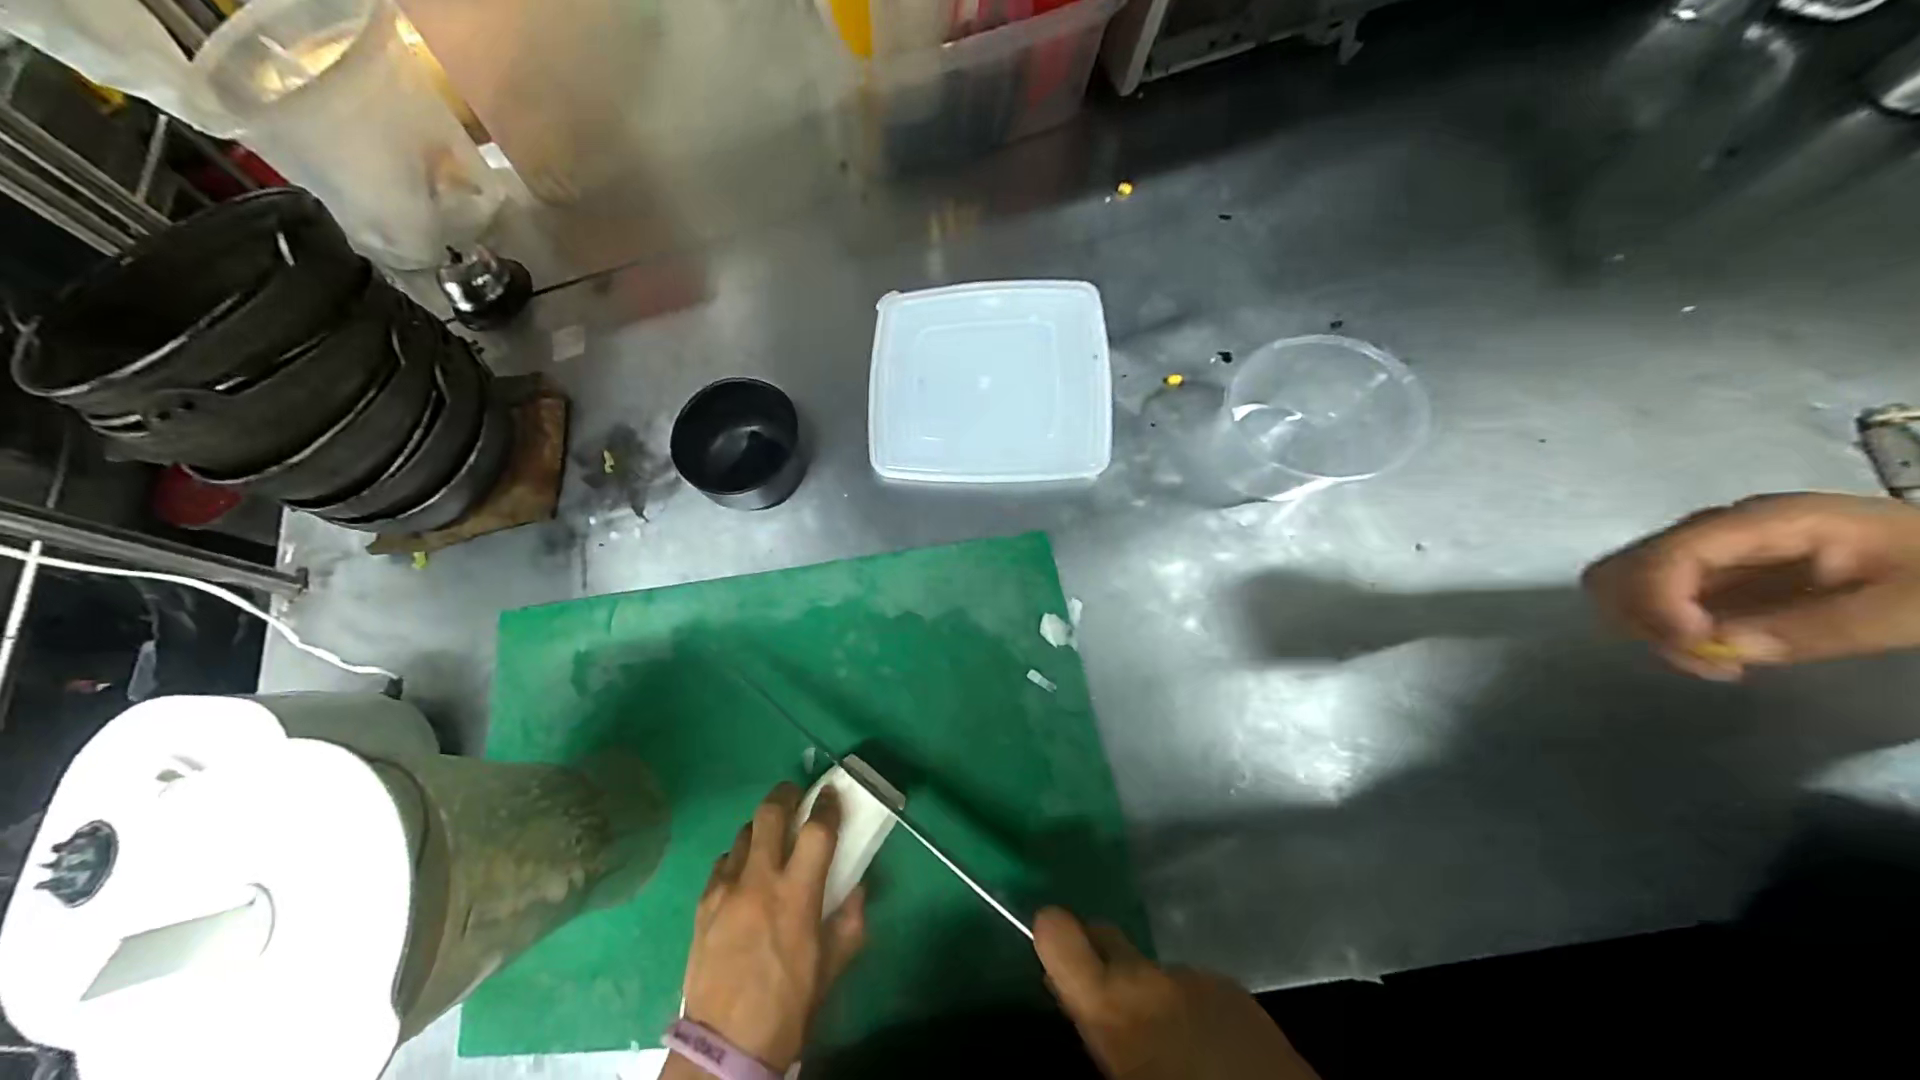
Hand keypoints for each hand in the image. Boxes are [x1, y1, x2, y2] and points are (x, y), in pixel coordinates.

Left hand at [675, 782, 865, 1073]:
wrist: (725, 1046)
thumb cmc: (788, 1005)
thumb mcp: (832, 967)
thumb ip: (850, 922)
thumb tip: (858, 889)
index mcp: (796, 894)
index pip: (817, 830)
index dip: (828, 805)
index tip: (832, 794)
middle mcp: (759, 881)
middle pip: (770, 814)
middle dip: (787, 794)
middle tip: (797, 794)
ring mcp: (725, 890)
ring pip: (743, 834)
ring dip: (761, 827)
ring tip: (771, 836)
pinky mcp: (702, 905)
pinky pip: (722, 864)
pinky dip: (737, 858)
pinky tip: (743, 873)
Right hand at [1033, 907, 1318, 1079]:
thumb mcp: (1117, 1070)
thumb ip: (1093, 1029)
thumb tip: (1071, 997)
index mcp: (1111, 1005)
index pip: (1060, 934)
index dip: (1051, 932)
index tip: (1047, 943)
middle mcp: (1150, 976)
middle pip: (1105, 935)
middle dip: (1097, 955)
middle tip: (1101, 1000)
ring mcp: (1198, 977)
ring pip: (1153, 968)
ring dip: (1149, 992)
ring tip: (1165, 1041)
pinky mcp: (1236, 989)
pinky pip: (1192, 986)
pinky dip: (1187, 1006)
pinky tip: (1204, 1048)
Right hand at [1583, 493, 1919, 679]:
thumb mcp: (1908, 607)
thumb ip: (1817, 628)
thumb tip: (1719, 648)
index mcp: (1763, 522)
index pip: (1669, 555)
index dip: (1660, 602)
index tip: (1699, 648)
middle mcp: (1715, 529)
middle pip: (1624, 568)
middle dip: (1643, 618)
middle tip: (1703, 659)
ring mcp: (1706, 549)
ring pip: (1624, 585)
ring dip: (1647, 627)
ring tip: (1710, 660)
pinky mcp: (1707, 573)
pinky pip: (1650, 598)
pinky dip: (1660, 629)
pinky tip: (1712, 649)